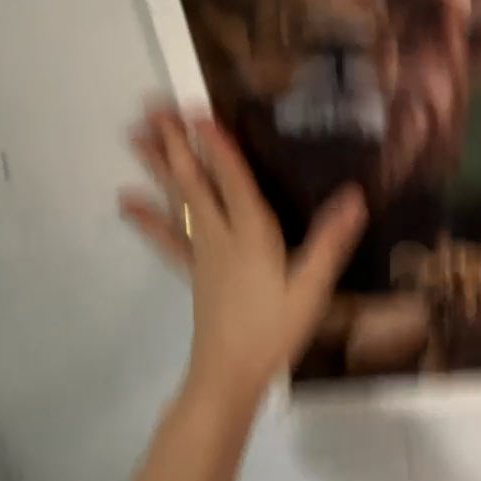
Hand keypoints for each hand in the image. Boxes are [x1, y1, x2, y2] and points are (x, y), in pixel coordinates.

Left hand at [119, 104, 366, 398]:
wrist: (230, 373)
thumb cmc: (275, 328)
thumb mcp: (312, 287)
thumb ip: (330, 241)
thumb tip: (354, 194)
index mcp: (252, 235)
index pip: (232, 181)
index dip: (218, 145)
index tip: (198, 110)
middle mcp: (221, 236)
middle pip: (194, 182)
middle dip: (176, 143)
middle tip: (153, 106)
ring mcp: (202, 252)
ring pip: (177, 201)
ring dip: (157, 166)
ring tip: (135, 135)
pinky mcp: (193, 270)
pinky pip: (168, 238)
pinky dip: (147, 217)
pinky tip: (126, 200)